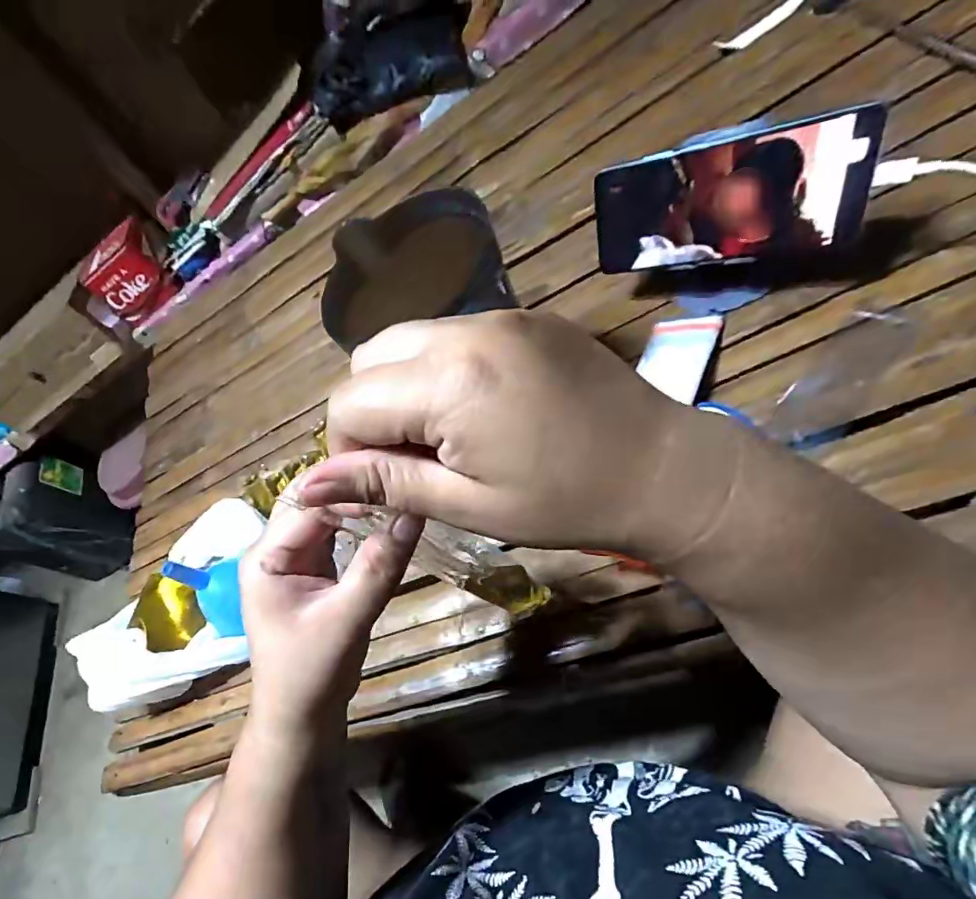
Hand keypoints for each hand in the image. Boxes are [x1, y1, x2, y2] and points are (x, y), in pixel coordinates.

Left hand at [239, 494, 422, 722]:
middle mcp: (273, 551)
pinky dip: (359, 529)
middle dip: (354, 492)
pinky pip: (335, 539)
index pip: (309, 504)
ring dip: (358, 508)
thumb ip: (379, 566)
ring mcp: (291, 562)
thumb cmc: (312, 673)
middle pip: (314, 503)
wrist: (300, 719)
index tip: (397, 484)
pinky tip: (386, 523)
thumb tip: (415, 513)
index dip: (351, 490)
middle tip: (400, 484)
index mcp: (265, 556)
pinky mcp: (311, 575)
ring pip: (325, 518)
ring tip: (398, 497)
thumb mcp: (348, 618)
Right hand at [295, 310, 731, 559]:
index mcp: (448, 382)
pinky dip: (438, 371)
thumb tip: (309, 485)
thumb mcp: (468, 504)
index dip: (348, 448)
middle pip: (367, 359)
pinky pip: (448, 335)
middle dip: (370, 411)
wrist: (665, 469)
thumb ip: (385, 484)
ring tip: (444, 436)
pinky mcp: (522, 317)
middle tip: (413, 459)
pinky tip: (477, 410)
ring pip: (404, 340)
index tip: (386, 483)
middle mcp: (464, 332)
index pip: (348, 401)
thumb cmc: (566, 502)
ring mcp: (497, 316)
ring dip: (401, 388)